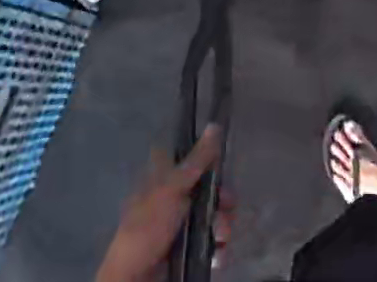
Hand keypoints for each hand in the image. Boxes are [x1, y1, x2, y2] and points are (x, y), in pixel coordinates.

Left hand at [95, 125, 226, 281]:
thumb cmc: (148, 228)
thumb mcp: (172, 189)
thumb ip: (196, 160)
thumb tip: (215, 124)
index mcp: (163, 180)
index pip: (185, 158)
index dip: (204, 156)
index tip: (218, 162)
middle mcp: (172, 199)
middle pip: (206, 187)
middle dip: (222, 197)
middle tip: (228, 206)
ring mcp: (180, 226)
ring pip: (213, 214)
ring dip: (223, 223)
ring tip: (222, 237)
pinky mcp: (187, 250)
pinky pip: (212, 240)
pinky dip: (219, 246)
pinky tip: (220, 252)